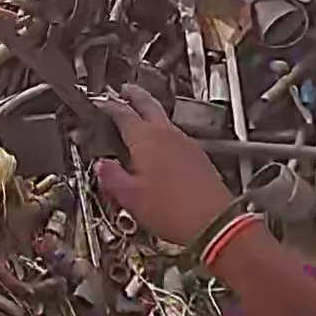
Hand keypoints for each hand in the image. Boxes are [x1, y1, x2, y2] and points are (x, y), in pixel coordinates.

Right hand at [94, 85, 233, 245]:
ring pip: (162, 118)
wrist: (216, 225)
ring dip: (148, 113)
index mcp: (145, 138)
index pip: (121, 112)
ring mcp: (185, 142)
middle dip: (132, 95)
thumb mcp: (130, 197)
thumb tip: (102, 166)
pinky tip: (158, 148)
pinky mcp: (197, 155)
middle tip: (123, 90)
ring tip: (137, 120)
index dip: (107, 105)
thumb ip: (111, 176)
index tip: (99, 104)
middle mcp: (166, 134)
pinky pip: (174, 134)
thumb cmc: (174, 211)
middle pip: (147, 103)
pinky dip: (161, 132)